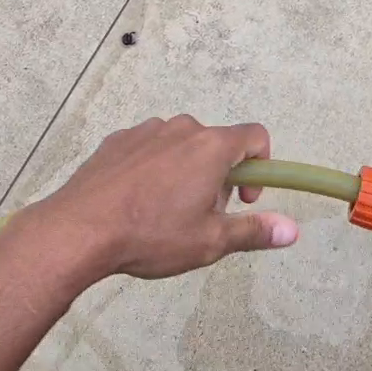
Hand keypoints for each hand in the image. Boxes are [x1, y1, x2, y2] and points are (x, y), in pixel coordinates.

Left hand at [36, 115, 298, 280]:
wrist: (77, 230)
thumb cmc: (152, 235)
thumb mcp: (209, 242)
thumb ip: (254, 231)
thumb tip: (293, 230)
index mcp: (212, 146)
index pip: (255, 136)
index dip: (260, 166)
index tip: (243, 199)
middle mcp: (183, 128)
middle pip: (216, 143)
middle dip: (218, 175)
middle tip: (199, 215)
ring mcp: (147, 130)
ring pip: (181, 145)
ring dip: (184, 170)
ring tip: (162, 211)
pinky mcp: (118, 139)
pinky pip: (149, 148)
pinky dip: (152, 167)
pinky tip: (133, 201)